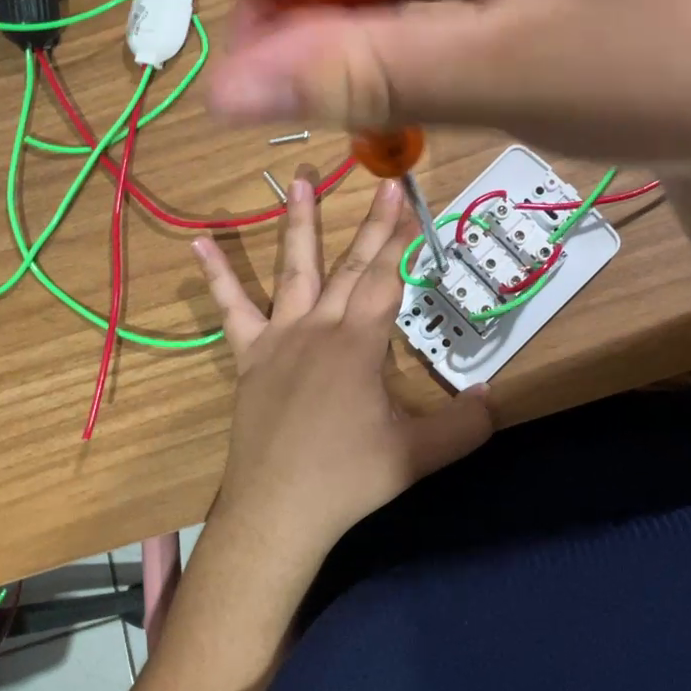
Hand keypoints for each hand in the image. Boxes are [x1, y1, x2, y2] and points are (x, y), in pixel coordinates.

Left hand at [191, 171, 494, 552]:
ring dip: (298, 223)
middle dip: (371, 223)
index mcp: (359, 345)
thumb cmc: (347, 480)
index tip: (416, 205)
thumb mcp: (418, 457)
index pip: (388, 280)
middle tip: (384, 181)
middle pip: (351, 266)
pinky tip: (197, 242)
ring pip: (293, 270)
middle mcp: (319, 328)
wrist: (276, 512)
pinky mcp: (250, 357)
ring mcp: (279, 338)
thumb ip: (463, 426)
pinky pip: (233, 310)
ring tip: (301, 179)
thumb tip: (493, 396)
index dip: (404, 242)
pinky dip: (217, 276)